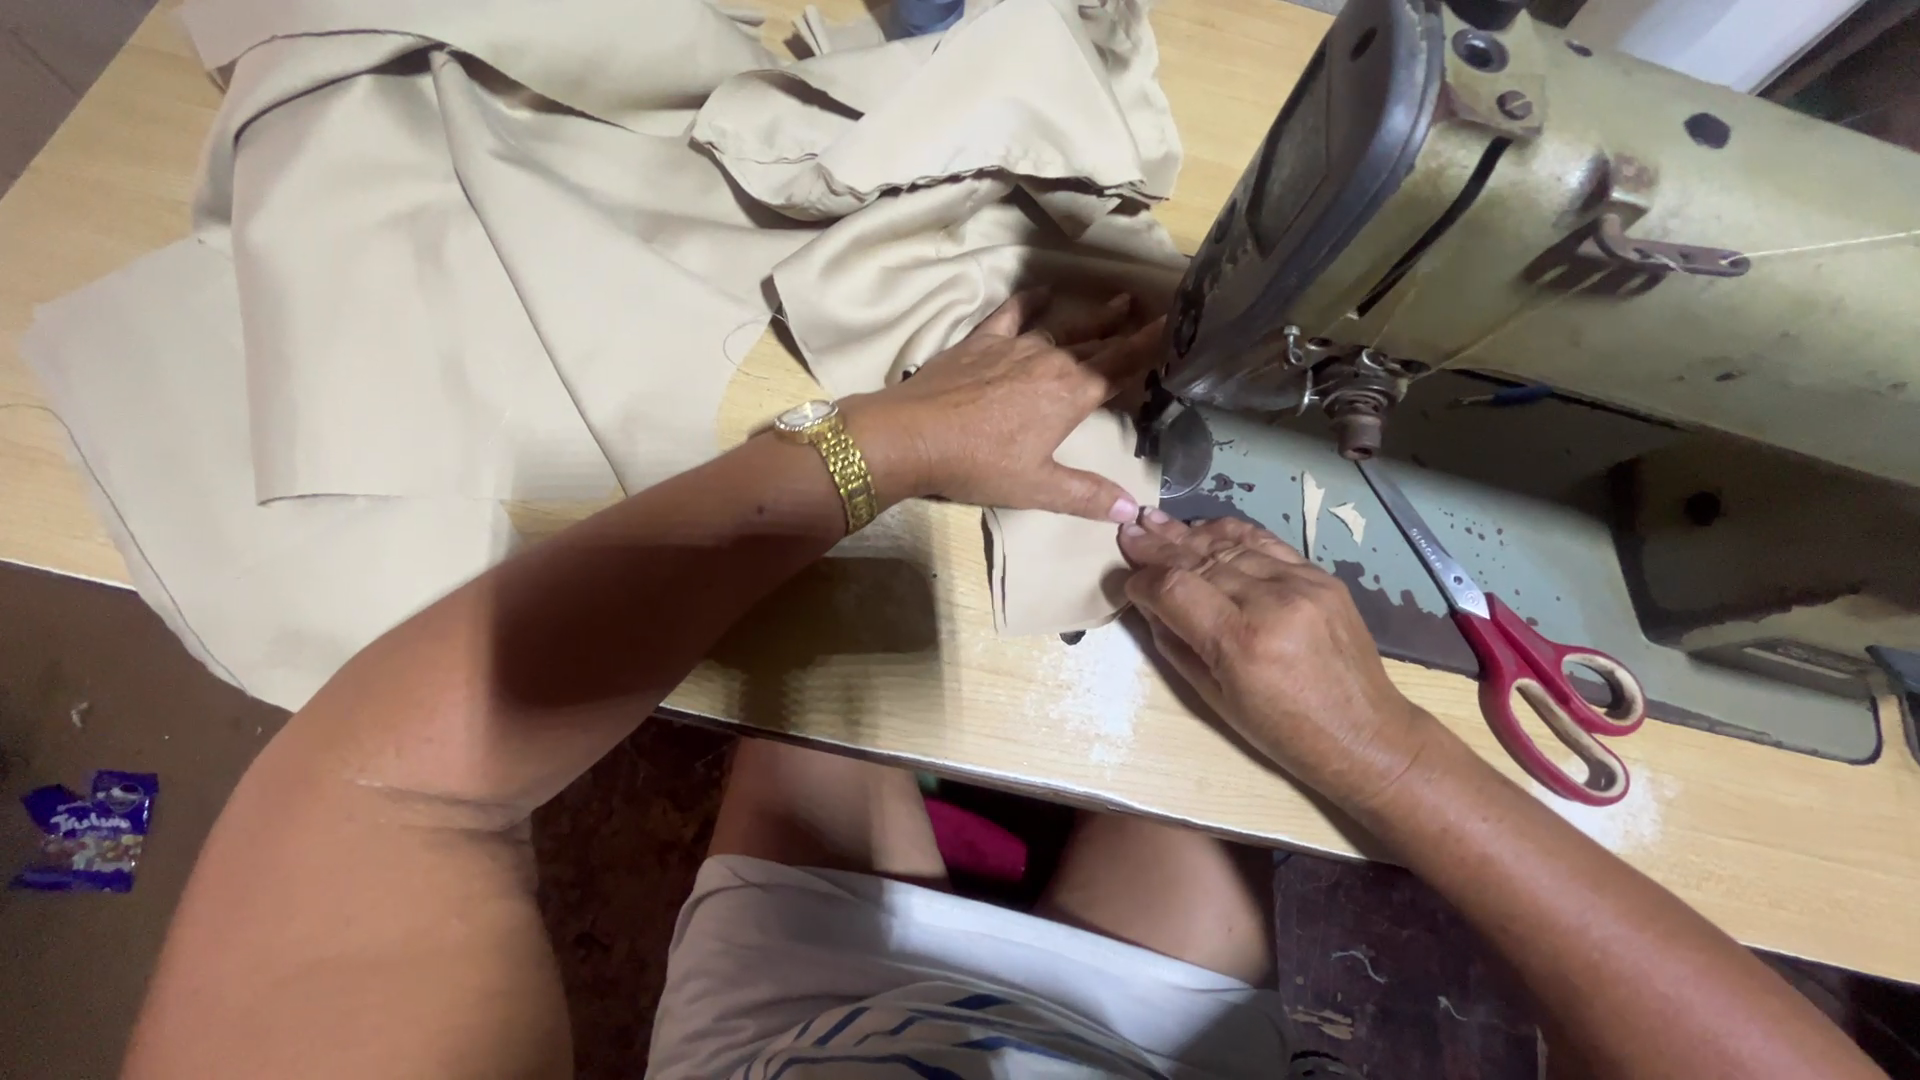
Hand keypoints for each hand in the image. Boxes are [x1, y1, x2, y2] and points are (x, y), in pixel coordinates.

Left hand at [844, 288, 1164, 521]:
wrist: (914, 435)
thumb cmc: (980, 464)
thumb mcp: (1037, 487)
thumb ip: (1087, 496)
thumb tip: (1133, 510)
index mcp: (1070, 393)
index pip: (1121, 366)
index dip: (1149, 348)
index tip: (1174, 326)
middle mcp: (1049, 361)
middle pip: (1096, 343)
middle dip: (1125, 328)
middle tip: (1150, 310)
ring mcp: (1013, 346)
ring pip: (1062, 327)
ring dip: (1090, 317)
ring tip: (1116, 301)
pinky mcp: (980, 342)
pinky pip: (1010, 314)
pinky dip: (1028, 302)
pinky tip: (1041, 292)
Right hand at [1119, 512, 1441, 810]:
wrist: (1364, 733)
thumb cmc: (1281, 731)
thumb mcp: (1213, 698)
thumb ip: (1174, 643)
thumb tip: (1148, 602)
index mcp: (1240, 642)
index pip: (1174, 588)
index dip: (1143, 581)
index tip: (1127, 579)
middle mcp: (1270, 603)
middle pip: (1198, 559)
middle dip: (1157, 547)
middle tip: (1128, 531)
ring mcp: (1300, 584)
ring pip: (1229, 545)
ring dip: (1187, 534)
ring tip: (1154, 521)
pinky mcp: (1320, 576)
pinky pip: (1265, 542)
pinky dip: (1229, 533)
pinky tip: (1201, 527)